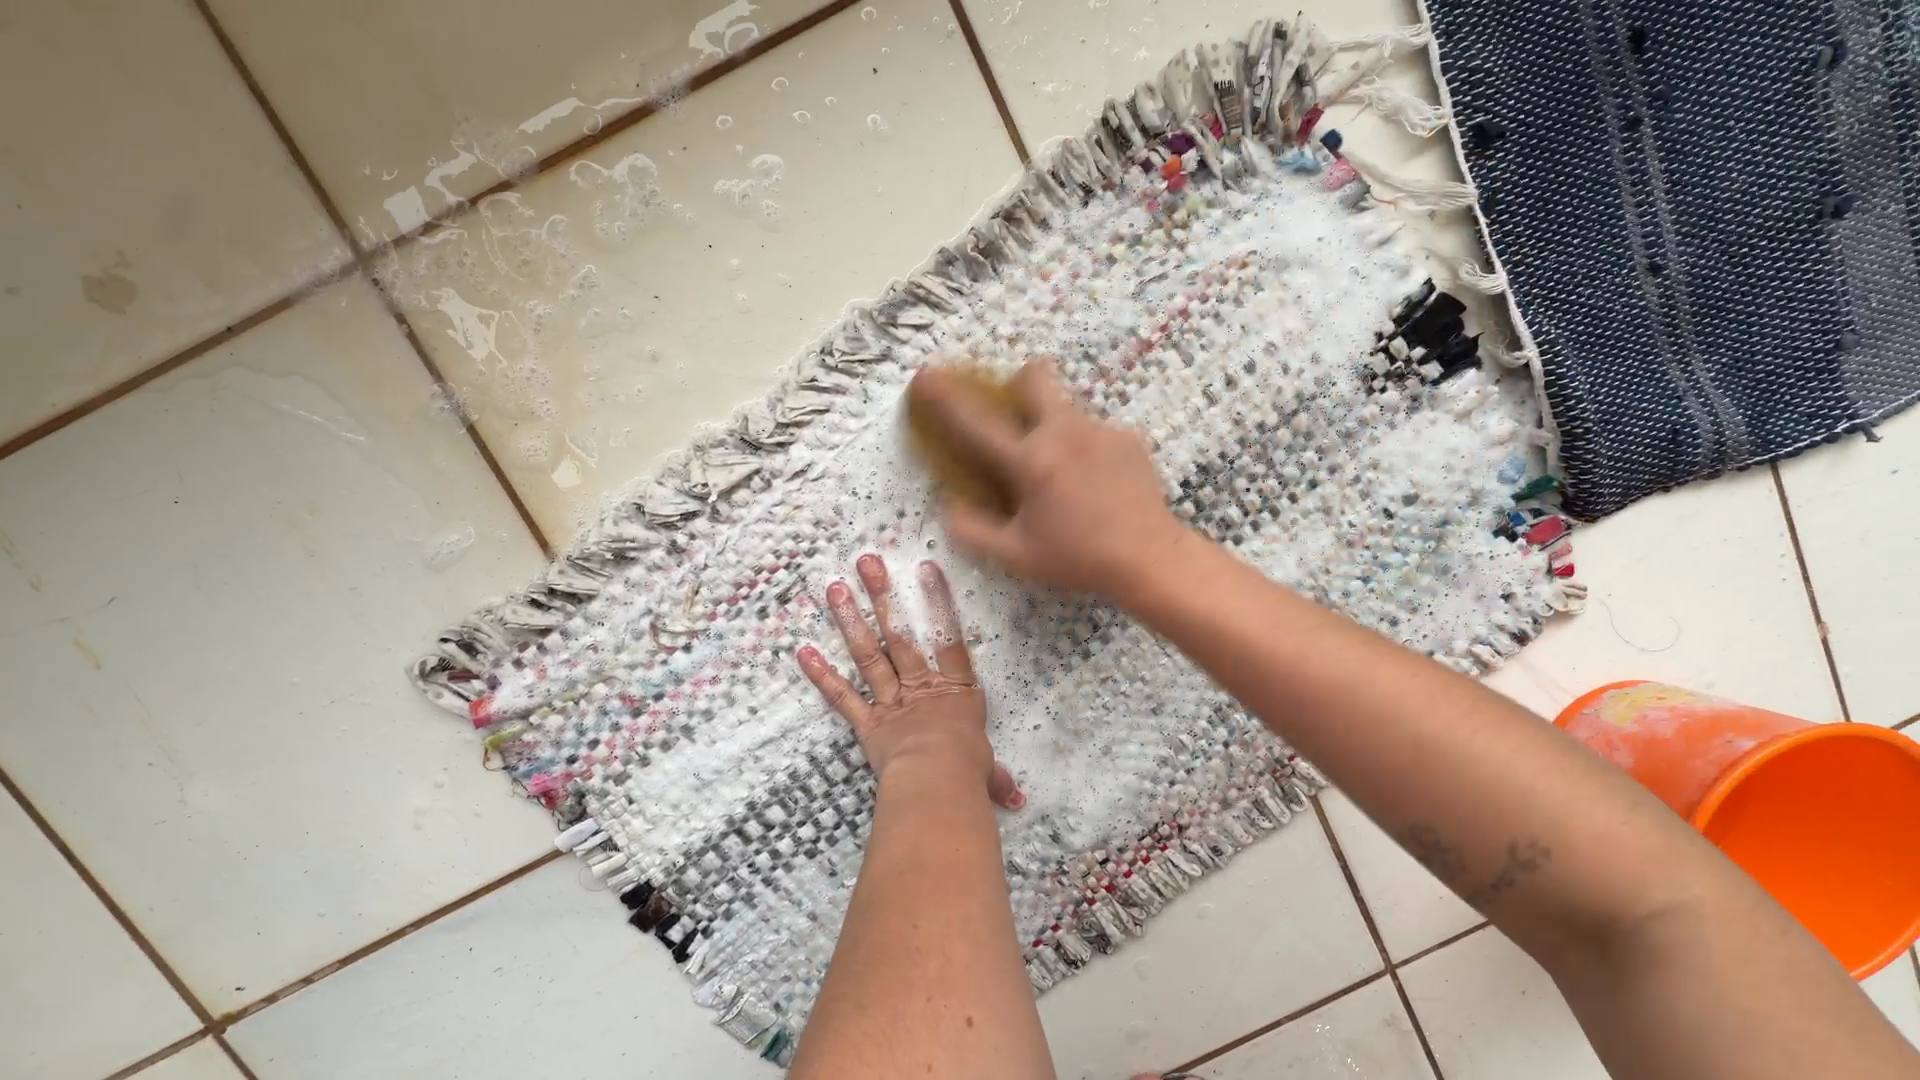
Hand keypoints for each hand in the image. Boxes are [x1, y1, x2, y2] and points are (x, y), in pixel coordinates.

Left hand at [798, 554, 1022, 808]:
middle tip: (866, 562)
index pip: (949, 639)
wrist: (936, 780)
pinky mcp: (866, 723)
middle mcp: (921, 688)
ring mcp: (890, 702)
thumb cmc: (967, 769)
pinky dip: (822, 676)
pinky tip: (804, 652)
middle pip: (899, 635)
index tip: (925, 568)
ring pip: (868, 655)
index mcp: (956, 692)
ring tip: (835, 589)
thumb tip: (1016, 800)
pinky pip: (841, 697)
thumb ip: (994, 777)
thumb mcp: (987, 772)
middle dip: (882, 596)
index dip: (938, 602)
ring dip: (851, 621)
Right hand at [908, 359, 1192, 601]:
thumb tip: (949, 507)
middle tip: (1020, 419)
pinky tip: (1098, 485)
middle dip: (1020, 384)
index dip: (946, 398)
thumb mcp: (1017, 556)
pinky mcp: (1129, 437)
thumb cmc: (1079, 559)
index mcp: (1030, 461)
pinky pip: (1096, 432)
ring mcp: (1101, 430)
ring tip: (1068, 476)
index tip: (925, 375)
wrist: (1151, 558)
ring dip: (1056, 428)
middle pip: (1035, 376)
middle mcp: (1064, 432)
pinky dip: (1087, 450)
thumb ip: (974, 531)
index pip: (977, 423)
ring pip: (1067, 408)